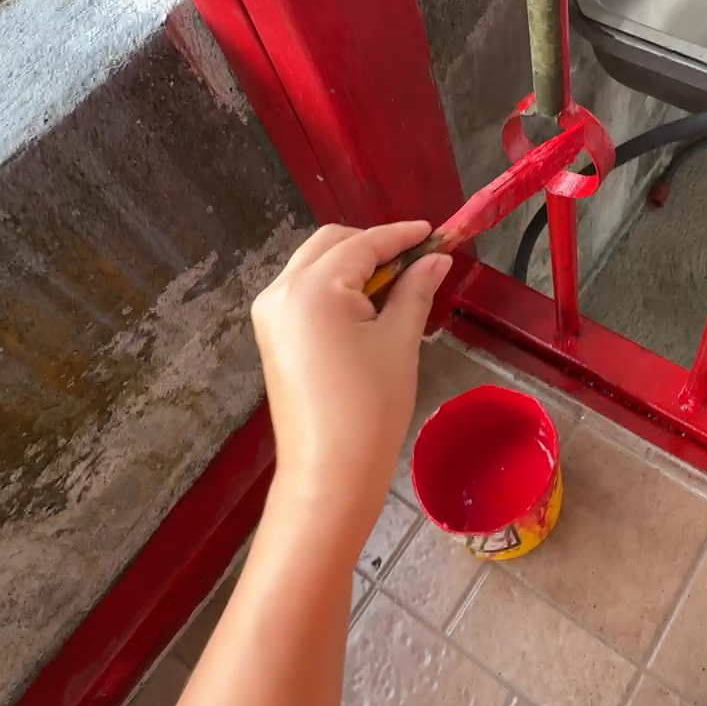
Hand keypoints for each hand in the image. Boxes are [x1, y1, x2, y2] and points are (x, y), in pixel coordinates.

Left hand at [251, 222, 451, 522]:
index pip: (362, 244)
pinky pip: (304, 290)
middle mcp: (281, 291)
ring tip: (394, 286)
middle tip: (416, 261)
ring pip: (314, 264)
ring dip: (353, 264)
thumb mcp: (399, 341)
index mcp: (312, 288)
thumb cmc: (371, 406)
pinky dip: (335, 286)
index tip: (434, 233)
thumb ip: (415, 289)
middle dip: (374, 246)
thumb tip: (436, 259)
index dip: (401, 236)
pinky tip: (365, 306)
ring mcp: (270, 313)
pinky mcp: (272, 334)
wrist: (330, 472)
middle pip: (331, 244)